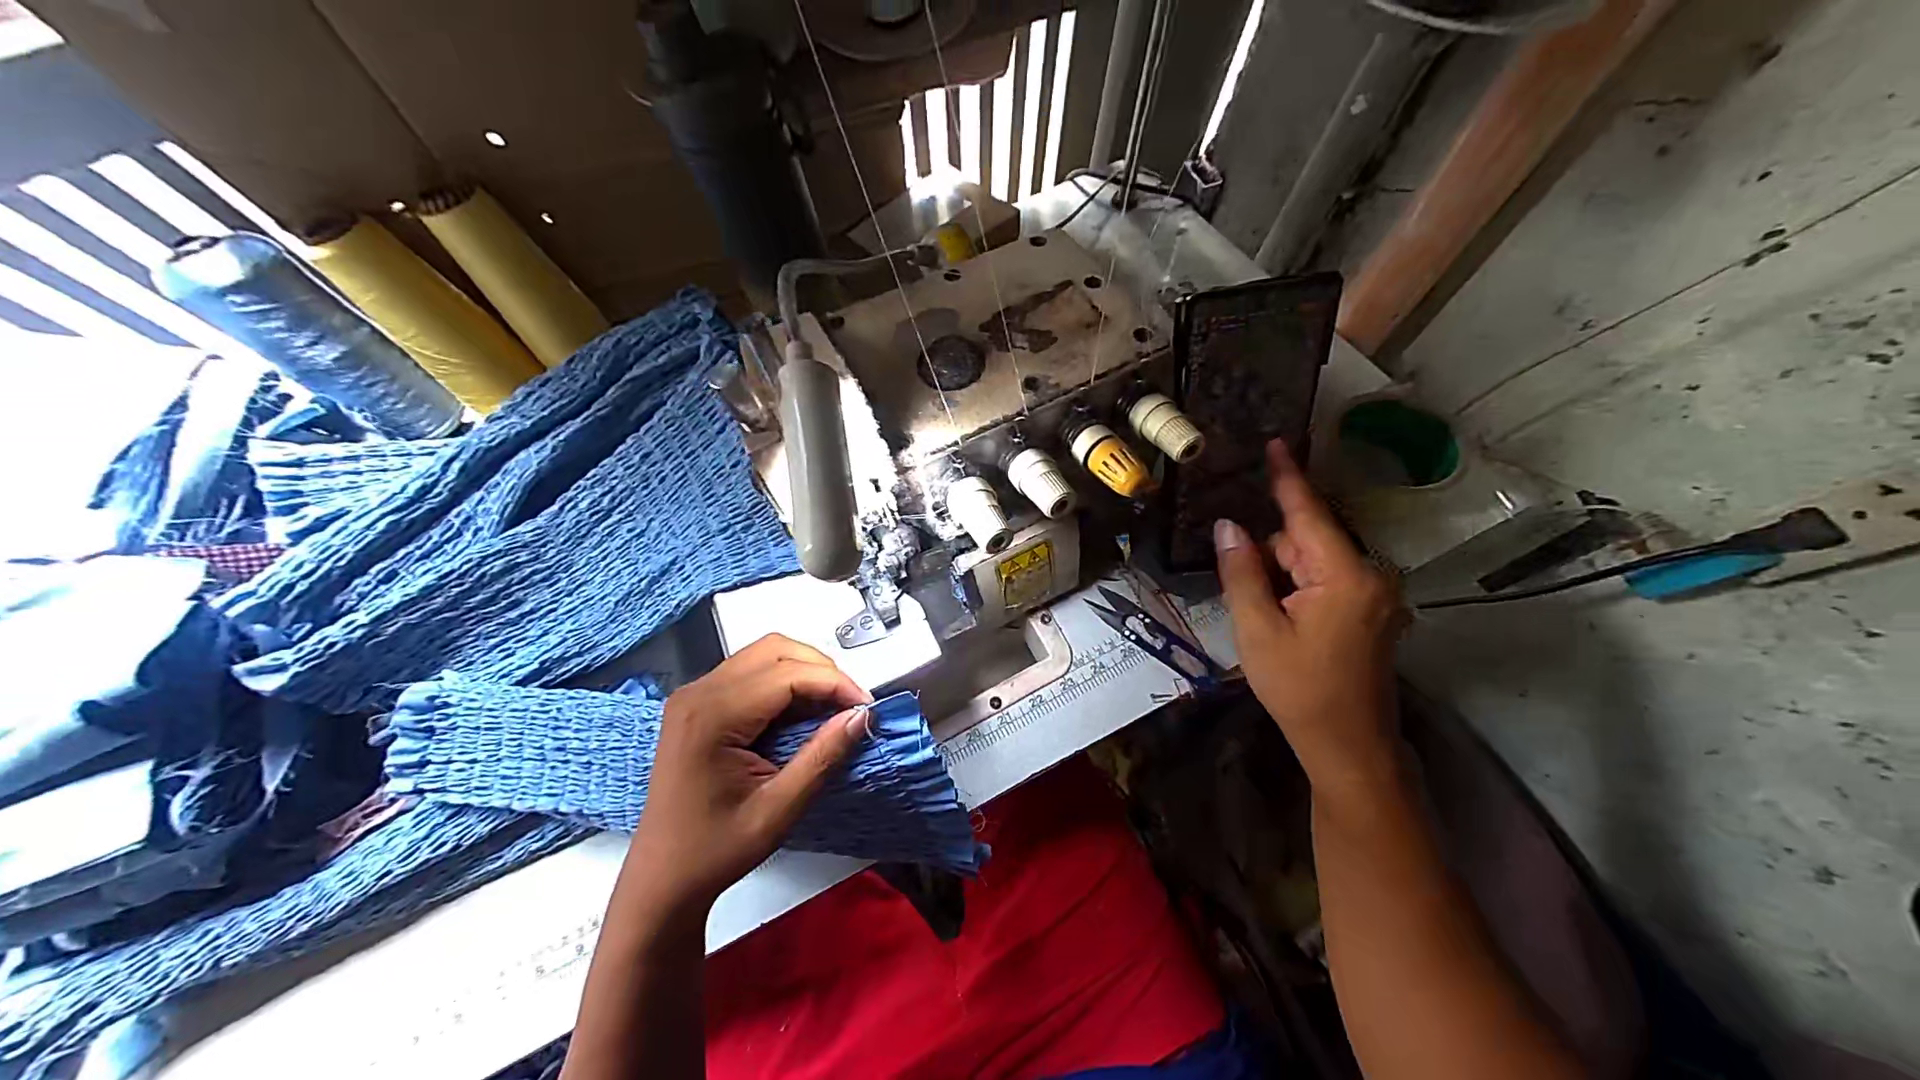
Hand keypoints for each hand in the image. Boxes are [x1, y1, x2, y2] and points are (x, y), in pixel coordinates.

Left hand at [625, 635, 873, 912]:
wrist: (662, 878)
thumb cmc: (714, 850)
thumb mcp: (778, 810)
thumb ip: (821, 757)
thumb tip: (861, 717)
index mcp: (711, 716)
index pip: (787, 674)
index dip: (834, 683)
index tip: (866, 707)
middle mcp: (697, 693)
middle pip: (775, 650)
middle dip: (822, 669)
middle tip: (851, 704)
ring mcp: (694, 695)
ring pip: (764, 654)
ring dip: (805, 671)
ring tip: (833, 706)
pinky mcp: (697, 704)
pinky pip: (750, 672)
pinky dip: (784, 681)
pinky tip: (803, 711)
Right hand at [1214, 440, 1407, 792]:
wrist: (1348, 745)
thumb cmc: (1299, 689)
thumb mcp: (1257, 630)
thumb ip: (1242, 572)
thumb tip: (1228, 525)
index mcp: (1346, 576)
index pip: (1308, 514)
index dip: (1287, 478)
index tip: (1275, 443)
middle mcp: (1371, 576)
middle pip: (1307, 541)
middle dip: (1271, 557)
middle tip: (1250, 601)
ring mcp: (1376, 596)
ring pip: (1314, 562)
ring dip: (1283, 577)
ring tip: (1267, 622)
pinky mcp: (1373, 612)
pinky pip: (1328, 581)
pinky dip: (1299, 589)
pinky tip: (1284, 621)